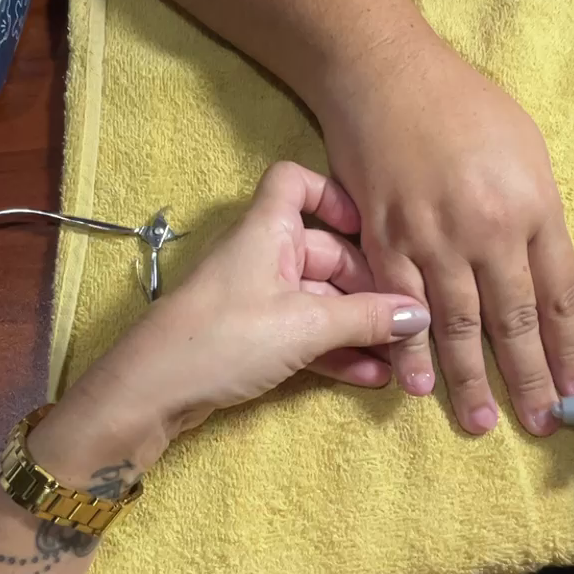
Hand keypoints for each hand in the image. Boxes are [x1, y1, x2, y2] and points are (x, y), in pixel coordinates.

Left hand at [42, 162, 429, 469]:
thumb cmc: (226, 337)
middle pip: (326, 254)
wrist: (152, 392)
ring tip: (400, 361)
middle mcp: (263, 255)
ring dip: (359, 328)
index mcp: (267, 230)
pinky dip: (334, 350)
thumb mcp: (304, 326)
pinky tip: (370, 377)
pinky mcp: (253, 337)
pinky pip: (305, 334)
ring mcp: (256, 298)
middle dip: (370, 290)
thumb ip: (366, 318)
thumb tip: (420, 314)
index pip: (295, 181)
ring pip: (319, 301)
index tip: (370, 228)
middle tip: (410, 325)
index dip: (333, 195)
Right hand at [317, 40, 573, 435]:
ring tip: (484, 423)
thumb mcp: (526, 148)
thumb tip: (537, 270)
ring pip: (460, 325)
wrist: (385, 76)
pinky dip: (413, 350)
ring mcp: (434, 239)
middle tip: (540, 425)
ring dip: (473, 380)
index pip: (561, 296)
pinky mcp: (385, 242)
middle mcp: (489, 230)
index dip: (570, 349)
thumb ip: (537, 213)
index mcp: (535, 205)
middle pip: (516, 321)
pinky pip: (403, 307)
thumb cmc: (461, 105)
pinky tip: (420, 386)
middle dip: (531, 379)